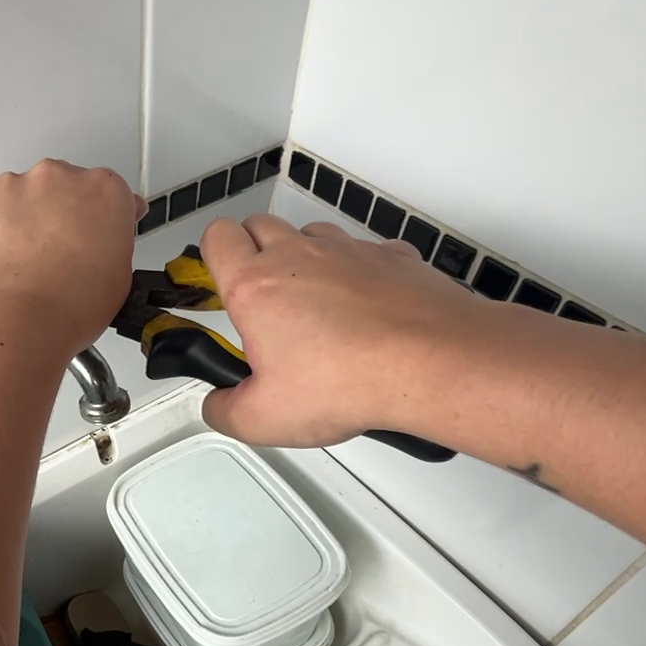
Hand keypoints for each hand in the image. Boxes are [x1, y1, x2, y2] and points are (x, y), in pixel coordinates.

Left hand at [0, 159, 144, 360]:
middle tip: (60, 259)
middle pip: (65, 188)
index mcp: (104, 191)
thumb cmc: (66, 307)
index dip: (104, 221)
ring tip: (26, 267)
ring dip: (26, 223)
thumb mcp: (119, 281)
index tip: (98, 237)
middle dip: (63, 217)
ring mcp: (14, 186)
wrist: (12, 322)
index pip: (111, 195)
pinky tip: (1, 264)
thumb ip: (113, 246)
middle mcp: (59, 178)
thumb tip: (102, 248)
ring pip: (23, 198)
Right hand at [198, 214, 493, 446]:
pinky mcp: (390, 257)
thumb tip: (219, 405)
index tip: (216, 283)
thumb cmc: (350, 381)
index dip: (211, 256)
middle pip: (259, 225)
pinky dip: (353, 272)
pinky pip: (361, 252)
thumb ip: (223, 410)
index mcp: (256, 287)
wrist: (434, 364)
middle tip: (258, 300)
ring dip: (301, 260)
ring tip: (310, 308)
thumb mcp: (262, 419)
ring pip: (310, 234)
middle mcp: (299, 256)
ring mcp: (348, 251)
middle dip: (251, 253)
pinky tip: (360, 310)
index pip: (217, 237)